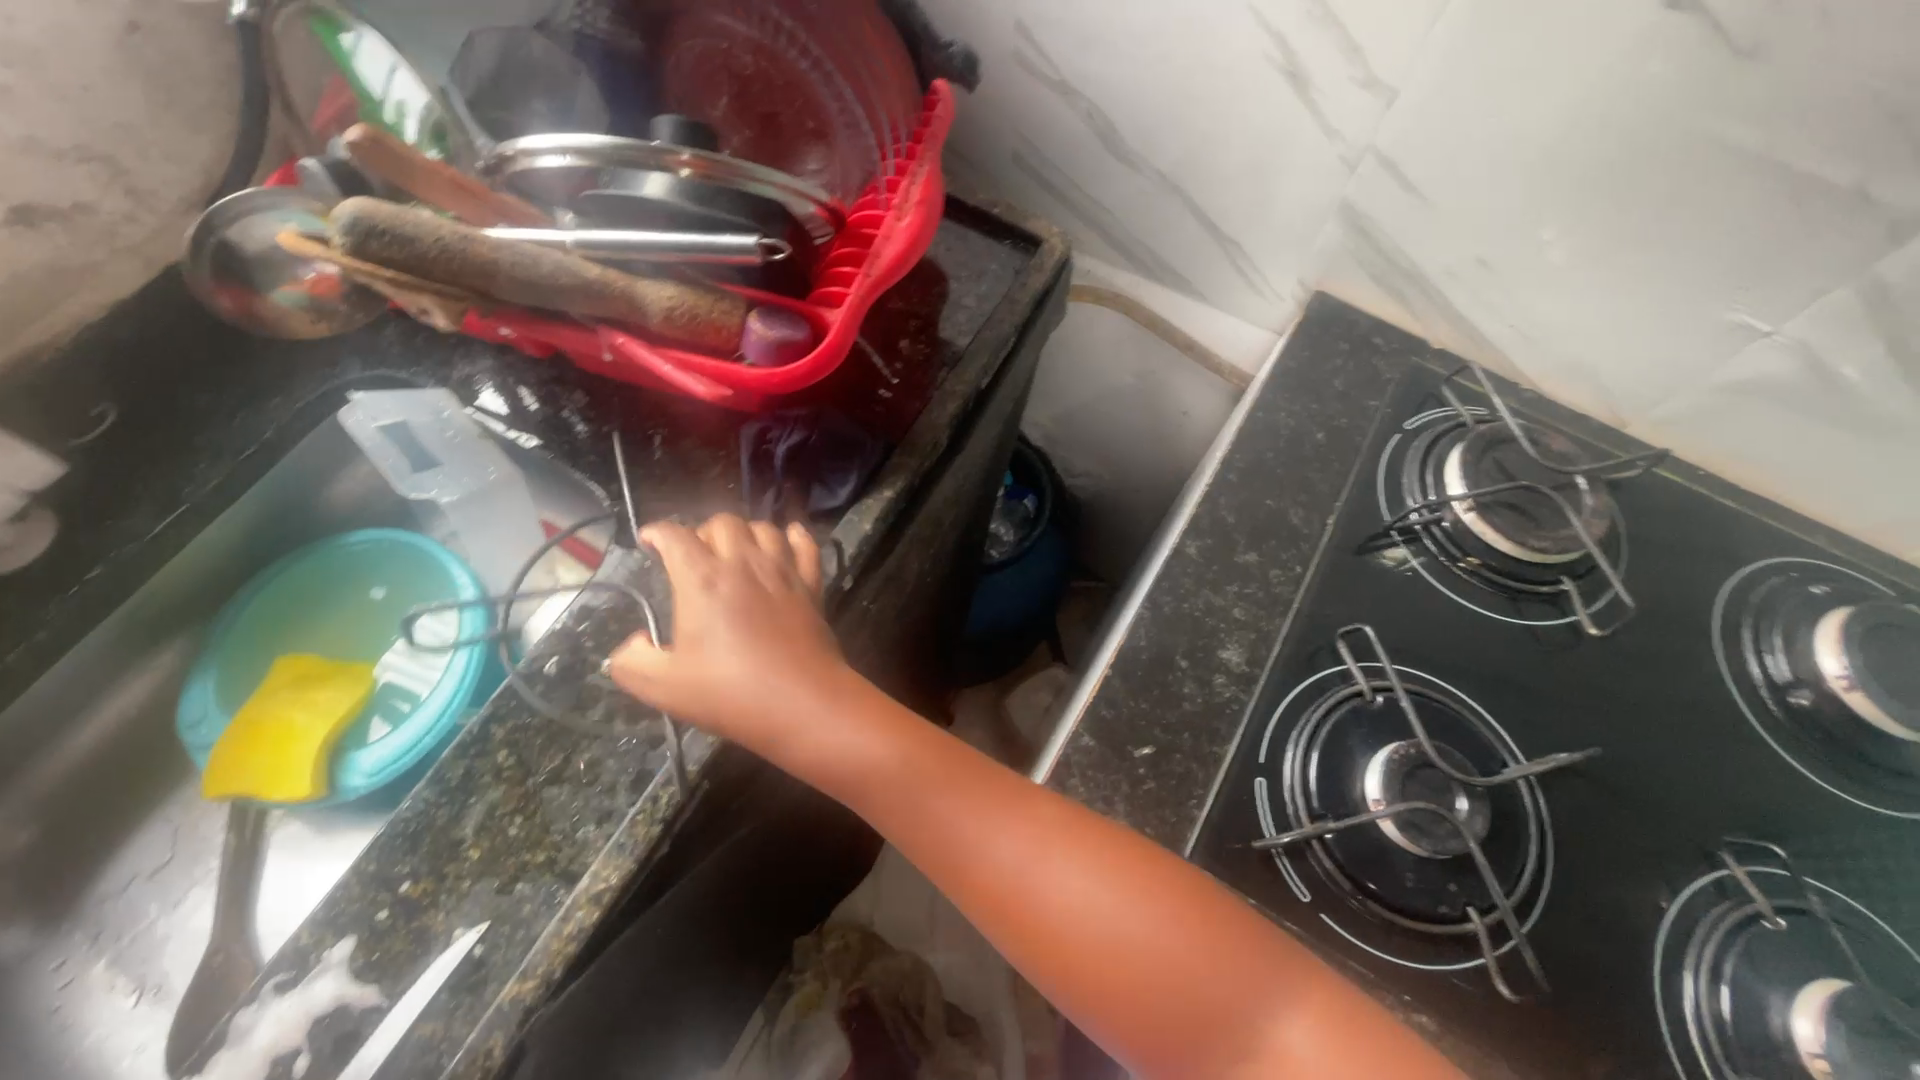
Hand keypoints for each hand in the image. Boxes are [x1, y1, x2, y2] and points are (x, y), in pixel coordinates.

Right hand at [607, 513, 855, 754]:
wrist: (802, 703)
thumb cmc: (730, 693)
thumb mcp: (662, 688)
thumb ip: (632, 662)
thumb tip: (633, 642)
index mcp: (701, 580)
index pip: (675, 535)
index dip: (657, 532)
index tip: (650, 541)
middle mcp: (743, 564)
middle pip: (722, 522)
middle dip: (702, 531)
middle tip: (696, 556)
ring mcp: (782, 571)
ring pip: (763, 528)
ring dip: (745, 533)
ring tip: (737, 552)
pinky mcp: (811, 585)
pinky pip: (806, 545)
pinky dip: (795, 536)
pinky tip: (788, 539)